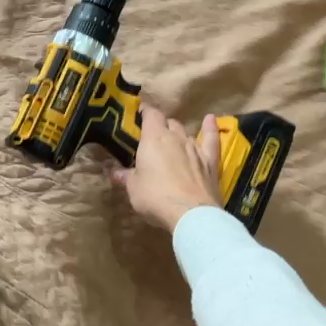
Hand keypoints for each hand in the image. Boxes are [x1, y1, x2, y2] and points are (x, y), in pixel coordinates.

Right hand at [112, 109, 222, 231]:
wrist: (190, 214)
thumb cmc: (155, 197)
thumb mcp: (133, 188)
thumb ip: (125, 176)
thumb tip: (114, 172)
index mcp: (153, 138)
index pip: (150, 114)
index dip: (145, 111)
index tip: (139, 114)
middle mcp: (175, 137)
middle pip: (169, 122)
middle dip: (161, 126)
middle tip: (153, 138)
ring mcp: (194, 148)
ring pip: (186, 132)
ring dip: (178, 134)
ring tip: (173, 142)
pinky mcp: (210, 161)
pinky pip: (211, 140)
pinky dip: (210, 129)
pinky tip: (211, 119)